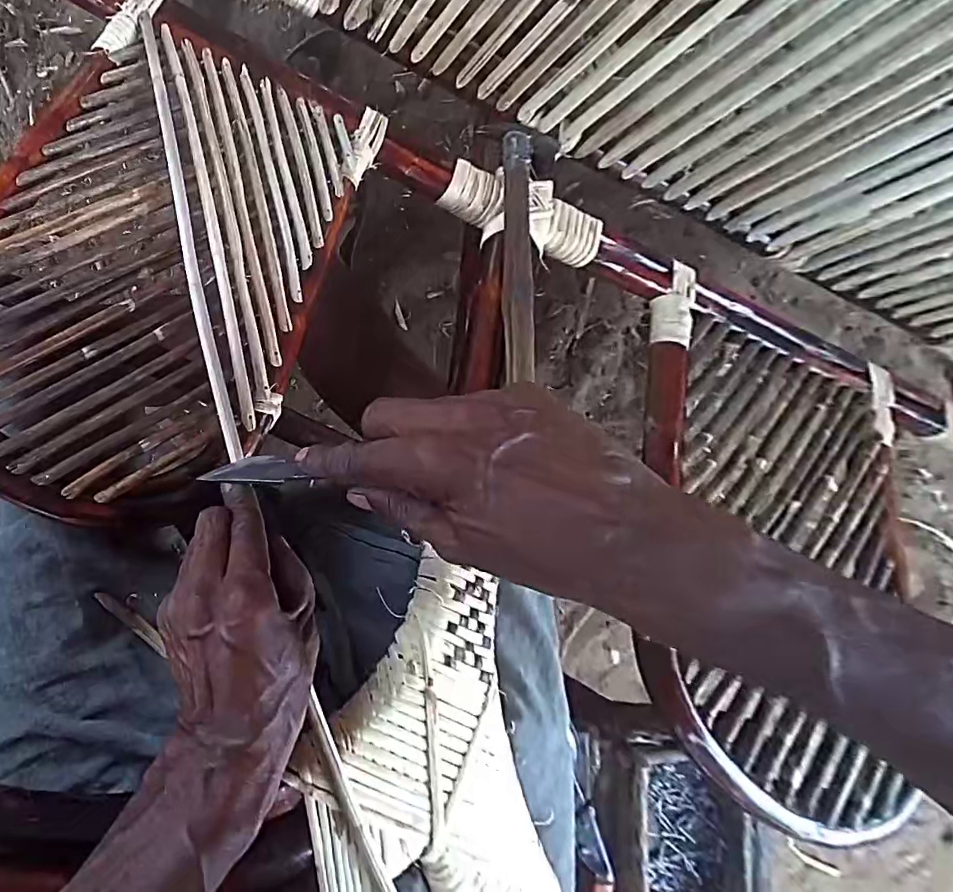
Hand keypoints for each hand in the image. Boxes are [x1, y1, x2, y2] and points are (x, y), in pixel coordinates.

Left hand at [159, 484, 316, 757]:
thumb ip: (290, 572)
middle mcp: (205, 594)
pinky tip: (219, 599)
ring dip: (215, 546)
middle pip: (208, 523)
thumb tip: (270, 537)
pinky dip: (203, 572)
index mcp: (246, 598)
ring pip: (194, 543)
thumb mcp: (305, 630)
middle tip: (245, 534)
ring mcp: (180, 602)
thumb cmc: (276, 688)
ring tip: (236, 575)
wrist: (228, 731)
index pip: (242, 527)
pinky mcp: (167, 611)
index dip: (247, 504)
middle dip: (228, 520)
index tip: (246, 491)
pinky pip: (185, 571)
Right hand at [294, 384, 738, 614]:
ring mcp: (500, 402)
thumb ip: (403, 509)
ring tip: (455, 471)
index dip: (330, 460)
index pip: (366, 453)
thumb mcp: (465, 546)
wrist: (647, 542)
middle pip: (384, 412)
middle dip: (376, 440)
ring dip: (421, 434)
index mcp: (446, 464)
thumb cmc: (552, 557)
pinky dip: (463, 428)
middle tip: (392, 472)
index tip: (304, 460)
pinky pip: (469, 404)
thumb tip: (362, 491)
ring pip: (425, 407)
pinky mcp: (528, 396)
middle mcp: (466, 421)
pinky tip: (494, 458)